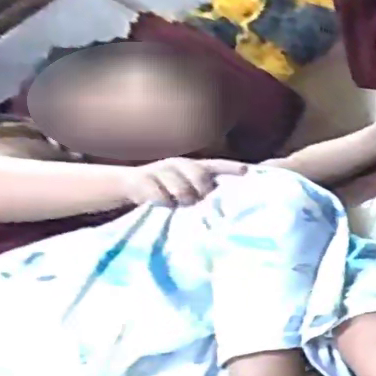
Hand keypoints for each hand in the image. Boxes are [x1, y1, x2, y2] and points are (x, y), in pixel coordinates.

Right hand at [118, 157, 246, 206]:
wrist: (128, 184)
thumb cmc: (168, 191)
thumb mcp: (189, 189)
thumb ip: (207, 194)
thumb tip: (225, 212)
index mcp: (193, 166)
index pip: (216, 165)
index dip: (231, 168)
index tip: (246, 171)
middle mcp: (179, 164)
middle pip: (200, 178)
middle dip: (202, 191)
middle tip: (194, 199)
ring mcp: (159, 169)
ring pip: (182, 191)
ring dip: (181, 201)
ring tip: (176, 202)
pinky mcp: (141, 179)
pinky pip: (161, 197)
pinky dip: (163, 203)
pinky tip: (160, 202)